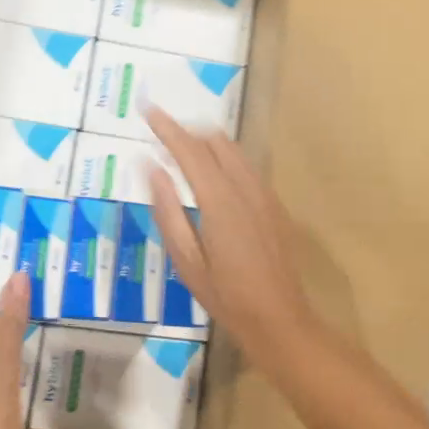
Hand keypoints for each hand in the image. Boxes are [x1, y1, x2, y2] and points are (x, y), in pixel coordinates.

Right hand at [144, 107, 314, 358]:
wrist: (280, 319)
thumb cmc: (226, 296)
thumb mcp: (186, 260)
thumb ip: (167, 210)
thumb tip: (150, 169)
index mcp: (219, 200)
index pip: (189, 150)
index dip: (167, 127)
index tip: (148, 109)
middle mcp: (245, 187)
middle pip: (215, 141)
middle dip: (187, 131)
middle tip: (162, 134)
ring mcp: (265, 194)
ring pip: (234, 150)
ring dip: (207, 142)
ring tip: (182, 150)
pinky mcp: (275, 205)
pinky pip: (247, 167)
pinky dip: (225, 159)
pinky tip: (213, 176)